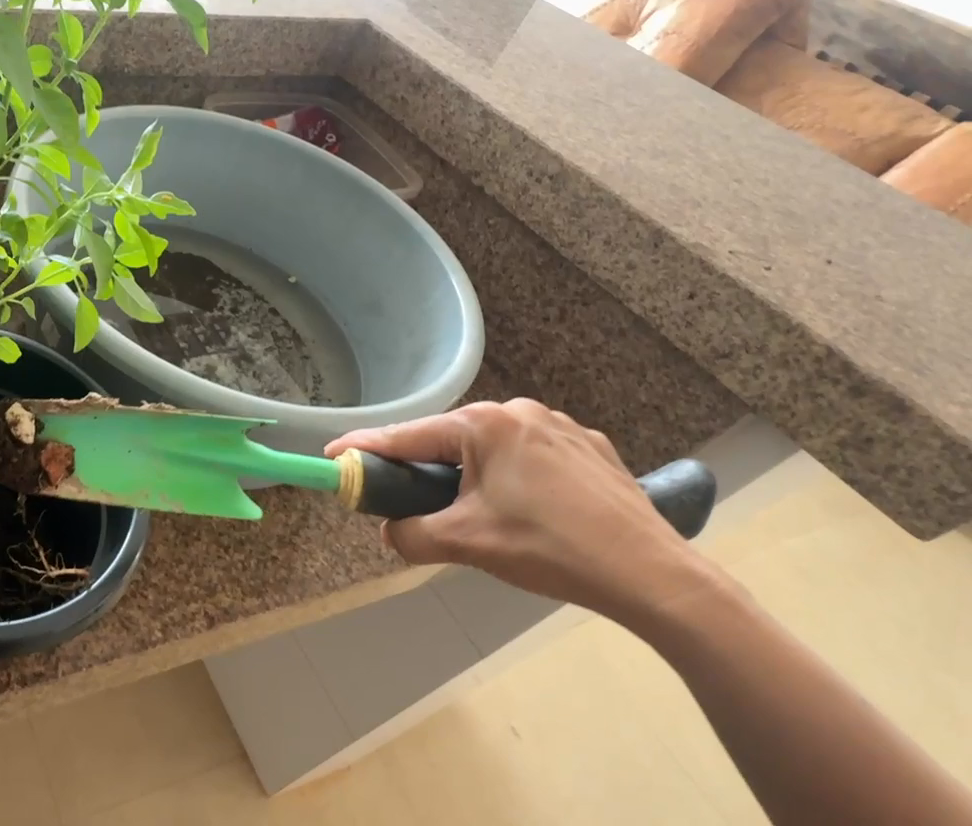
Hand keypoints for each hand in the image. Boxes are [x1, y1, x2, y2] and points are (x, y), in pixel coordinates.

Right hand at [325, 399, 710, 617]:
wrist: (654, 576)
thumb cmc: (549, 550)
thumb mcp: (465, 544)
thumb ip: (410, 535)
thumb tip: (391, 533)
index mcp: (484, 426)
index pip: (407, 436)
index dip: (365, 448)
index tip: (333, 456)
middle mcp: (520, 412)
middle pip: (449, 439)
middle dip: (423, 466)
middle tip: (405, 498)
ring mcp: (561, 427)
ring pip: (491, 447)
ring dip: (469, 473)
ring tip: (473, 512)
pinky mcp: (592, 448)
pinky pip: (530, 456)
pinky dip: (512, 477)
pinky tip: (525, 510)